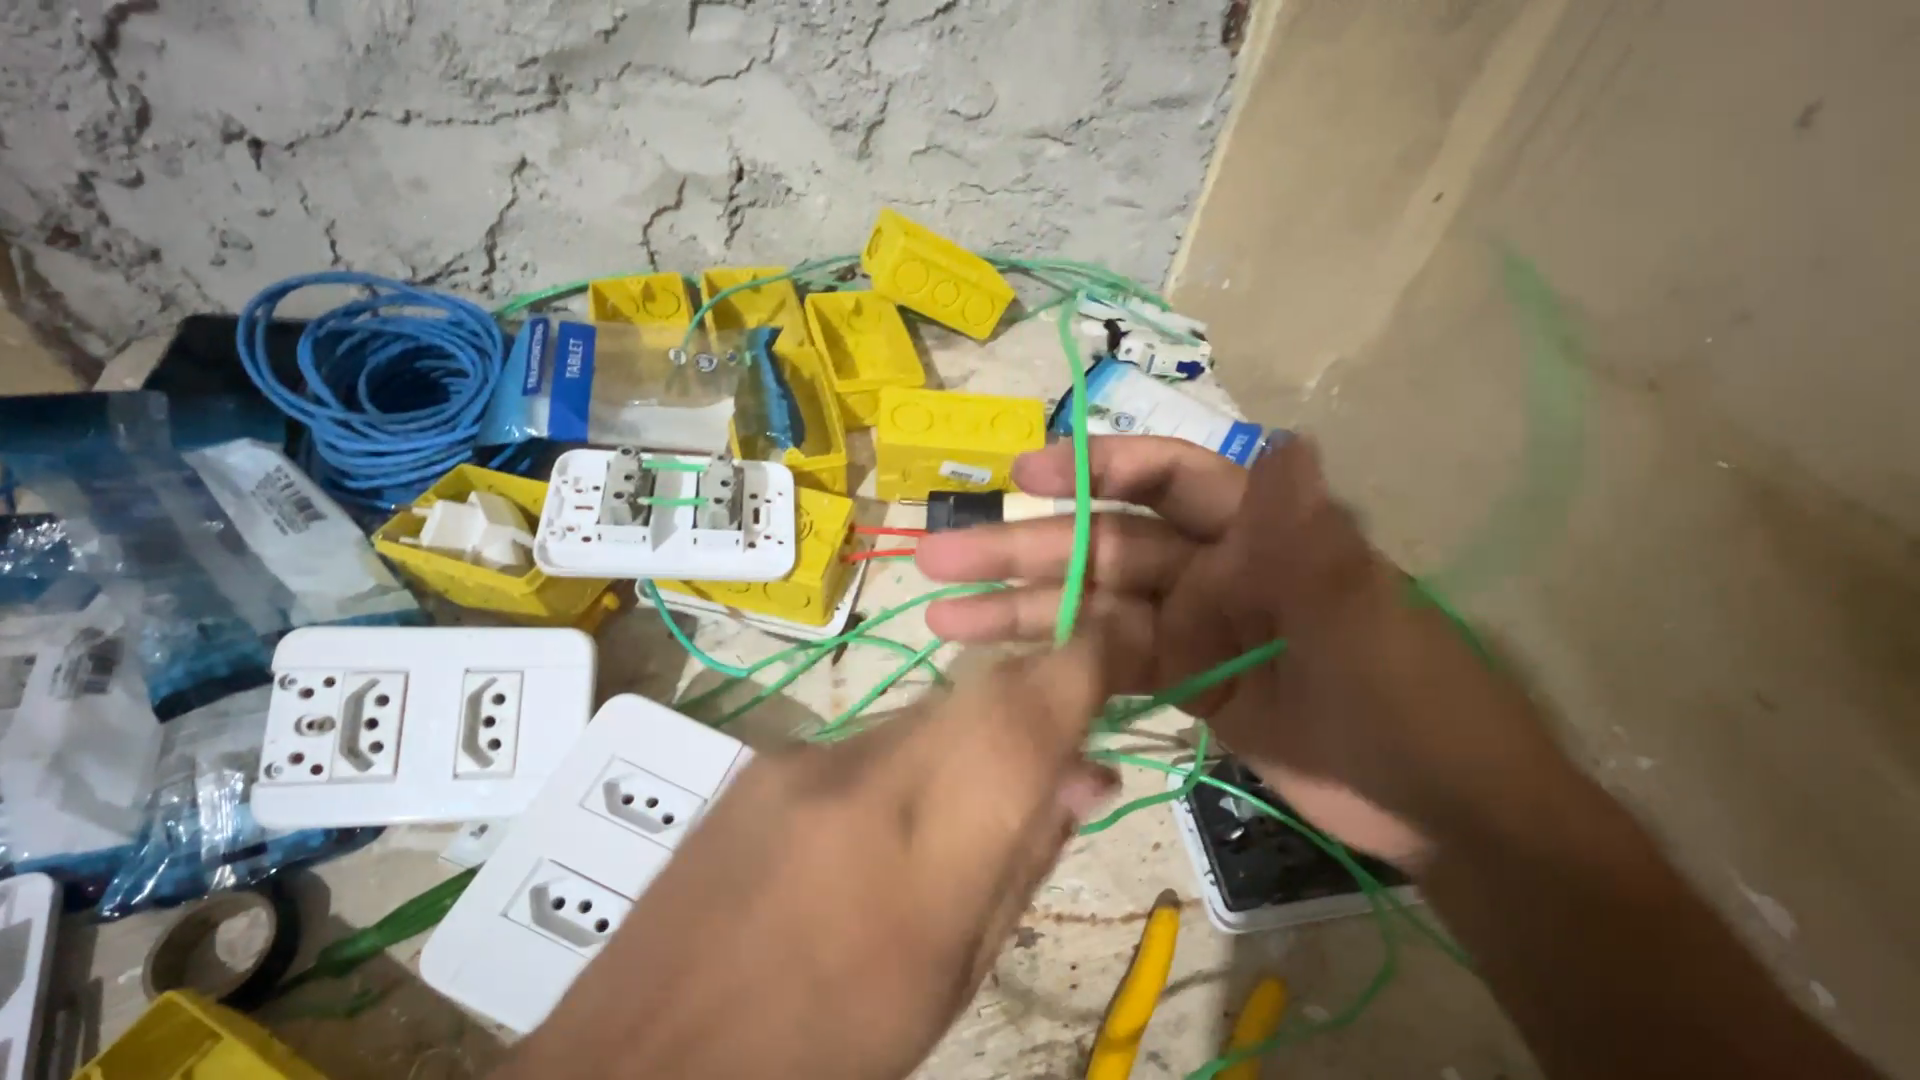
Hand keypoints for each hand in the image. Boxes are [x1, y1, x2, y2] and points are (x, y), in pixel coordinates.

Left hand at [500, 642, 1116, 1079]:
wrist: (644, 1059)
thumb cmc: (820, 1049)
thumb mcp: (946, 985)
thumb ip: (1020, 867)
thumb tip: (1086, 777)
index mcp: (920, 857)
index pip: (1022, 719)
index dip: (1081, 665)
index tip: (1120, 645)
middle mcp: (859, 777)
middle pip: (976, 696)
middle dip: (1032, 704)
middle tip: (1064, 755)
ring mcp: (800, 760)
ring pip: (923, 715)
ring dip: (966, 743)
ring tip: (961, 821)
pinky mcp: (760, 760)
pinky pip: (867, 738)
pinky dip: (905, 763)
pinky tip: (881, 830)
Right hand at [916, 436, 1561, 866]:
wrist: (1440, 810)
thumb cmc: (1414, 700)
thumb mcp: (1363, 620)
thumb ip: (1311, 539)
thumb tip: (1288, 439)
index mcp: (1259, 532)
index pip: (1168, 479)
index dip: (1096, 467)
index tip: (1023, 475)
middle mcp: (1216, 568)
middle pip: (1108, 546)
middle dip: (1026, 549)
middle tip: (941, 556)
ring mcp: (1196, 628)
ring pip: (1095, 608)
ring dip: (1022, 610)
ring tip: (943, 613)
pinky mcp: (1185, 684)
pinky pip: (1108, 664)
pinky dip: (1059, 663)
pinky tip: (1002, 666)